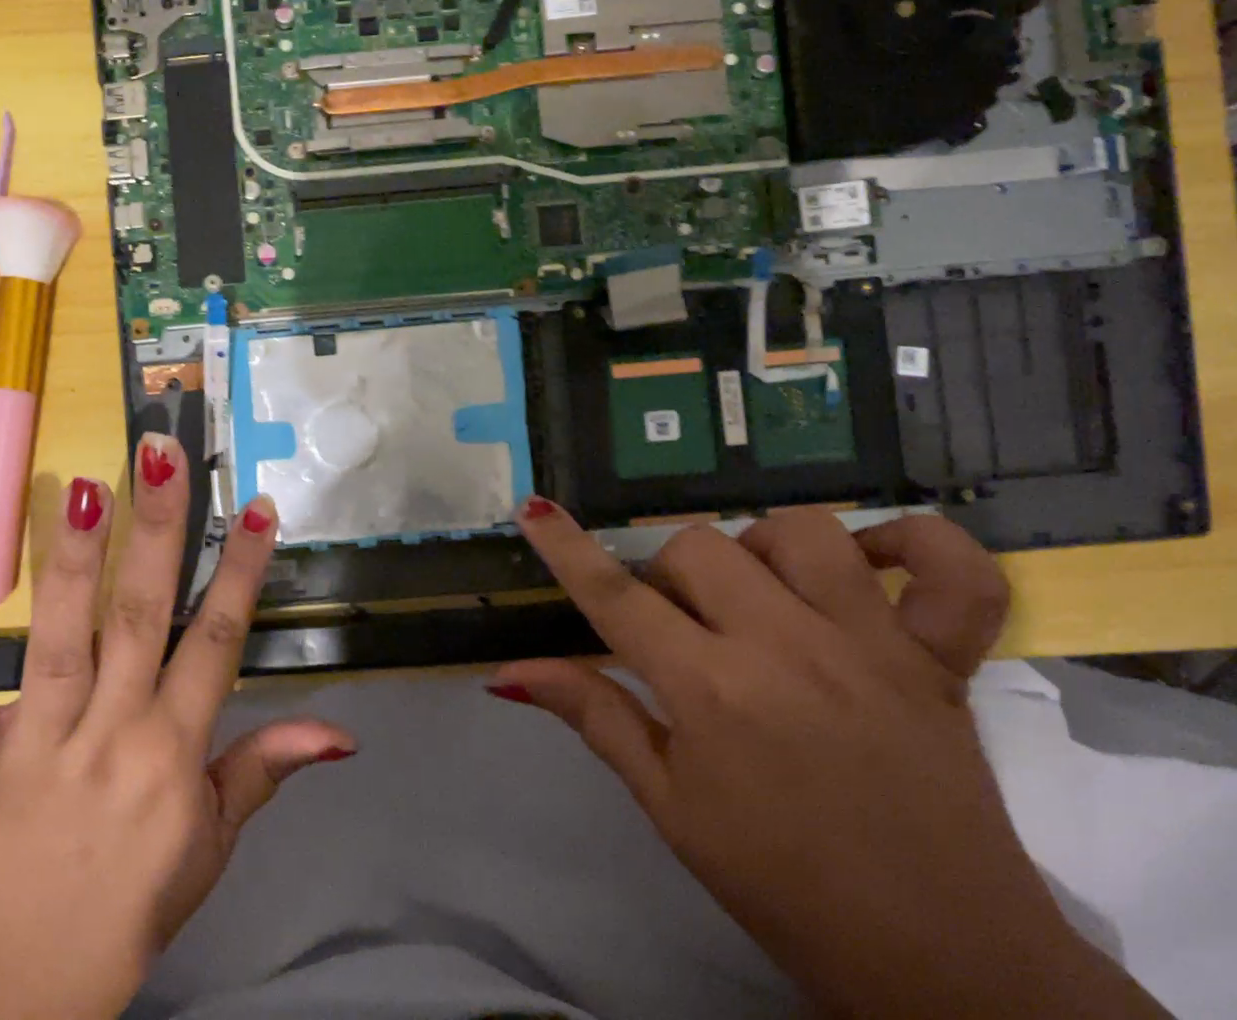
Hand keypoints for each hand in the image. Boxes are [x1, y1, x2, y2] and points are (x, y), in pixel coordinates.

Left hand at [0, 434, 353, 1019]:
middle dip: (156, 532)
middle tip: (160, 454)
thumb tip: (343, 731)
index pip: (216, 642)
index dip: (240, 572)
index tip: (254, 507)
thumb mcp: (219, 835)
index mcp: (176, 749)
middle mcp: (113, 732)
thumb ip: (267, 767)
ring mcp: (41, 744)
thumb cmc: (145, 892)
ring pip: (62, 642)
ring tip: (81, 488)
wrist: (46, 964)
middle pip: (140, 619)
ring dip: (73, 564)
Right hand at [492, 502, 1168, 1019]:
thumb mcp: (667, 803)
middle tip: (672, 621)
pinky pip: (953, 567)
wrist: (930, 952)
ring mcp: (873, 643)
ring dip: (758, 547)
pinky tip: (866, 566)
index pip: (616, 597)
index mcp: (709, 688)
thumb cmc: (775, 881)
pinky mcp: (944, 658)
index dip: (566, 547)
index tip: (537, 510)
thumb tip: (506, 673)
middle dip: (666, 572)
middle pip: (699, 546)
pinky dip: (912, 544)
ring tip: (755, 592)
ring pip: (801, 531)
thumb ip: (594, 716)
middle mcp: (787, 645)